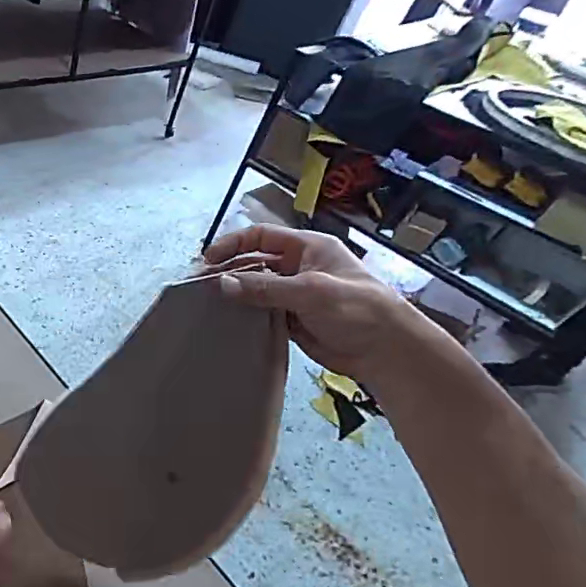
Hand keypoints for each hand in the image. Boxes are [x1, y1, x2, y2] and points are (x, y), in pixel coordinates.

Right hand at [203, 225, 435, 383]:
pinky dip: (246, 315)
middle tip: (200, 284)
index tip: (209, 259)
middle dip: (230, 269)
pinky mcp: (293, 320)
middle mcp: (299, 267)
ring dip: (236, 293)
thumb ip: (266, 287)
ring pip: (257, 288)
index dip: (234, 243)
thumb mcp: (310, 291)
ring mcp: (295, 295)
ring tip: (207, 303)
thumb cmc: (356, 308)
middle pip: (256, 262)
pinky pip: (263, 313)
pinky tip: (228, 321)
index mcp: (307, 248)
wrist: (385, 350)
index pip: (262, 236)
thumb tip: (223, 283)